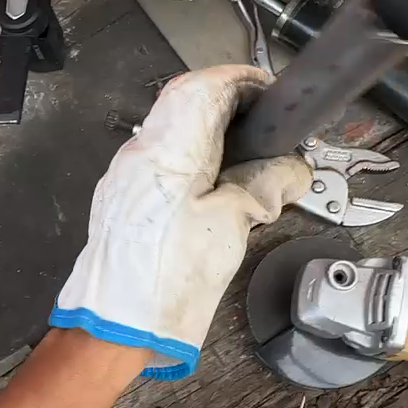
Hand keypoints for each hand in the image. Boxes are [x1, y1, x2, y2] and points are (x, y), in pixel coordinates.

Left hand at [51, 65, 308, 379]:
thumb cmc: (172, 275)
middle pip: (185, 103)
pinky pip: (161, 161)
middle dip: (228, 107)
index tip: (269, 94)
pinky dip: (192, 160)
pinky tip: (214, 188)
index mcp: (167, 149)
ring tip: (246, 162)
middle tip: (264, 130)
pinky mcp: (122, 198)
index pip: (203, 86)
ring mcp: (124, 175)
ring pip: (172, 132)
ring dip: (209, 135)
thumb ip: (264, 185)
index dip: (240, 81)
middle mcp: (139, 151)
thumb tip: (291, 169)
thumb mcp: (232, 226)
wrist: (116, 326)